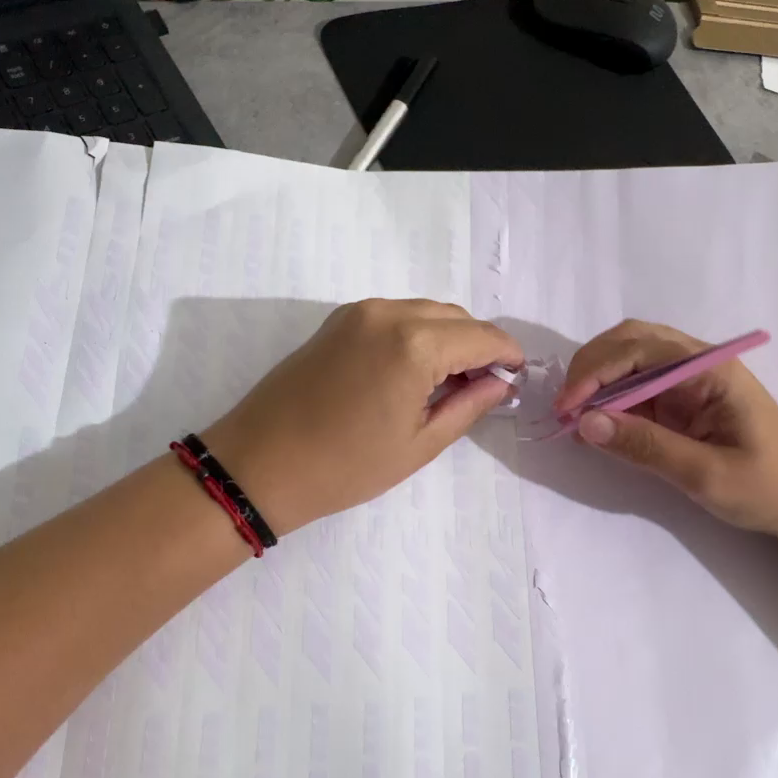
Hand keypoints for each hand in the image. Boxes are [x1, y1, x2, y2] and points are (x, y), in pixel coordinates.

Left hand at [201, 299, 522, 534]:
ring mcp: (360, 312)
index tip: (518, 376)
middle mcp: (389, 313)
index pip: (482, 337)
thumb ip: (468, 405)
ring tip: (450, 381)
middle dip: (479, 345)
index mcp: (415, 344)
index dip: (507, 354)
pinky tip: (415, 369)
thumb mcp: (420, 444)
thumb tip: (499, 384)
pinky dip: (418, 333)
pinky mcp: (338, 320)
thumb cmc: (345, 466)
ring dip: (449, 337)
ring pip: (426, 311)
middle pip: (456, 316)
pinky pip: (396, 315)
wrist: (258, 464)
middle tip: (484, 386)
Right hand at [557, 319, 777, 539]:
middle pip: (632, 341)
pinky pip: (639, 389)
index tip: (566, 408)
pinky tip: (593, 426)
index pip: (640, 349)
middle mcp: (699, 364)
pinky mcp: (686, 403)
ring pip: (632, 360)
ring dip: (598, 382)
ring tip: (571, 418)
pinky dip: (611, 401)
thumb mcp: (705, 475)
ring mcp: (692, 382)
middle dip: (591, 367)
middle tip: (563, 409)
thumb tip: (586, 422)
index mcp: (711, 370)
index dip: (596, 372)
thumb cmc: (767, 489)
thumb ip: (646, 446)